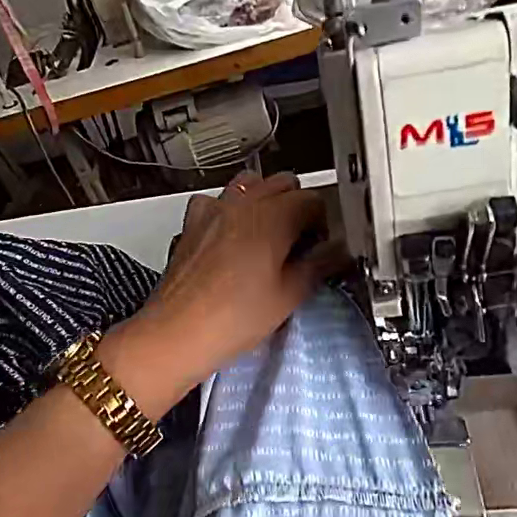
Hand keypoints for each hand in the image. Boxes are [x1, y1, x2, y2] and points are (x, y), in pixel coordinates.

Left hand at [99, 171, 346, 416]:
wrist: (178, 333)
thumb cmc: (234, 317)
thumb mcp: (289, 295)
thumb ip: (319, 265)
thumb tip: (338, 253)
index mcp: (274, 217)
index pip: (314, 201)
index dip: (324, 224)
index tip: (322, 247)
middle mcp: (243, 204)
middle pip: (283, 184)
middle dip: (298, 206)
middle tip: (301, 242)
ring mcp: (214, 209)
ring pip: (250, 184)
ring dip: (266, 201)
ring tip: (269, 235)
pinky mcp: (193, 223)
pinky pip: (218, 201)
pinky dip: (231, 210)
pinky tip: (233, 237)